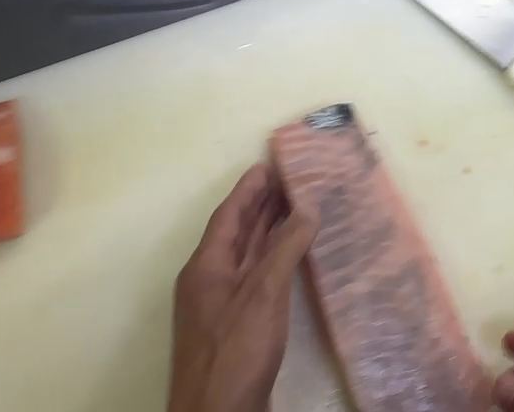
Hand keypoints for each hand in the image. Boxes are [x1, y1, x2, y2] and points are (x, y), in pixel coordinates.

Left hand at [168, 164, 318, 411]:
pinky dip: (275, 259)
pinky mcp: (237, 328)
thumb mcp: (264, 291)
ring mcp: (222, 306)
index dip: (248, 189)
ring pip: (247, 255)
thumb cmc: (236, 350)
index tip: (269, 164)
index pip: (228, 215)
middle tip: (291, 179)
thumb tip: (307, 206)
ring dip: (270, 231)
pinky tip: (294, 258)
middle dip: (261, 205)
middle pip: (236, 232)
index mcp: (206, 267)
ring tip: (297, 207)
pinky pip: (256, 278)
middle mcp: (210, 281)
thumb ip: (285, 246)